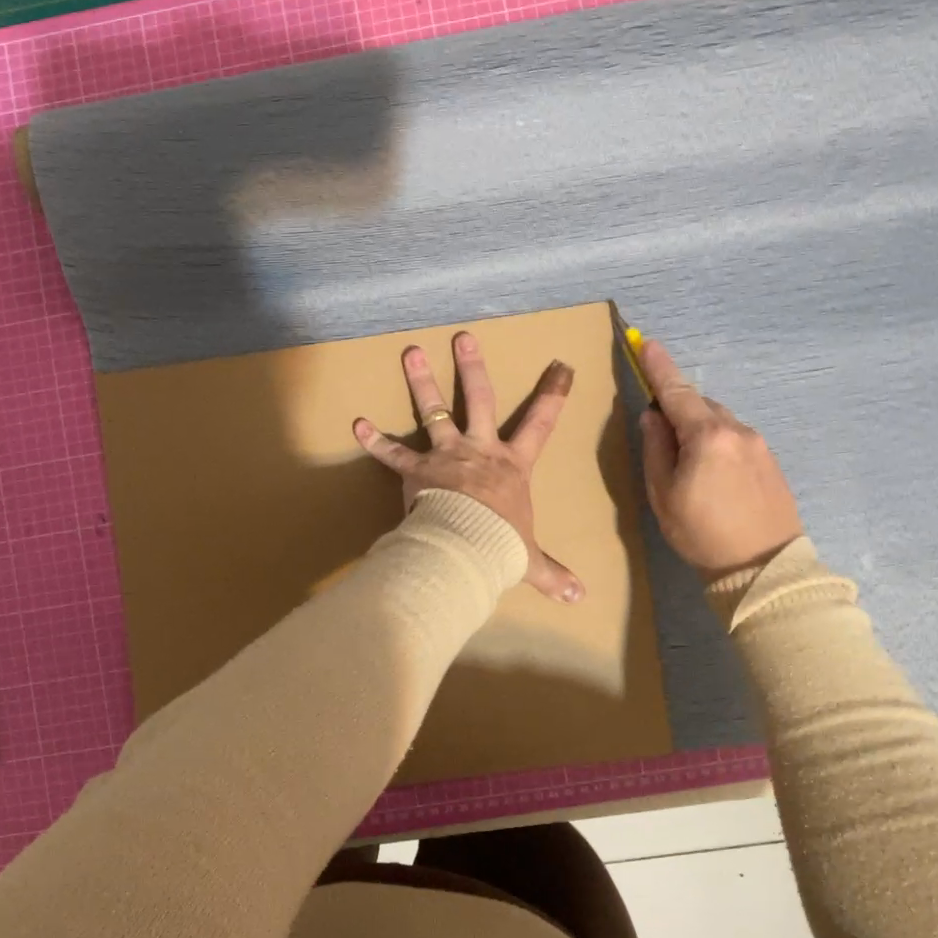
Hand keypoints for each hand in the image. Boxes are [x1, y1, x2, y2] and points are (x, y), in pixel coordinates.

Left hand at [352, 332, 584, 603]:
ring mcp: (445, 455)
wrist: (465, 548)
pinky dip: (374, 440)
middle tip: (463, 338)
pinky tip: (357, 423)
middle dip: (472, 368)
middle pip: (478, 399)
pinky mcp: (416, 469)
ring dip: (421, 381)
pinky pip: (391, 452)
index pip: (540, 424)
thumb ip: (552, 574)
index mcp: (511, 466)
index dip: (553, 394)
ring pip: (433, 410)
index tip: (561, 366)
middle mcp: (479, 451)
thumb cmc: (499, 547)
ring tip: (411, 352)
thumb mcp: (528, 559)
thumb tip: (581, 599)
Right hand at [636, 339, 802, 581]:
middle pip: (699, 406)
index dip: (657, 366)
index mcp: (707, 435)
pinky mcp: (770, 461)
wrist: (763, 568)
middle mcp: (737, 430)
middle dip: (678, 412)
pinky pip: (734, 440)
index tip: (645, 342)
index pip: (676, 390)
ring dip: (698, 432)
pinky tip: (712, 478)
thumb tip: (653, 416)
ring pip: (718, 423)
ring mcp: (758, 444)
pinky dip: (716, 445)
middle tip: (659, 439)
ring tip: (688, 470)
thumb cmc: (701, 532)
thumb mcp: (663, 493)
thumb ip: (655, 447)